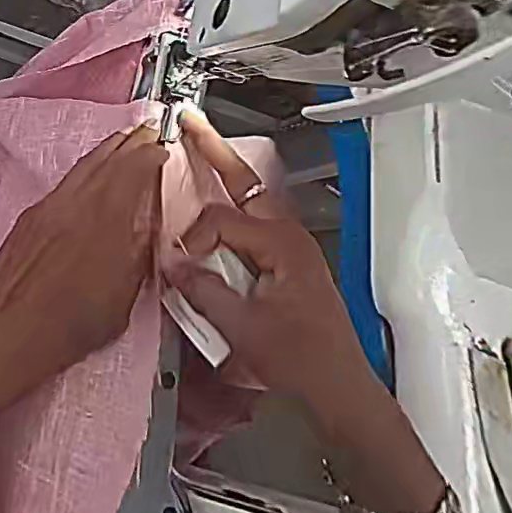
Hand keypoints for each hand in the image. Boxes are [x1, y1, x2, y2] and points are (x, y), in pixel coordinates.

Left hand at [0, 125, 167, 430]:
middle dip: (133, 141)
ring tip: (125, 141)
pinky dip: (87, 166)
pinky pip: (68, 178)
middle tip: (149, 131)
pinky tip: (92, 173)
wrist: (6, 331)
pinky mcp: (33, 213)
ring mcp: (53, 204)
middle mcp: (80, 202)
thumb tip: (150, 227)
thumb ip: (139, 255)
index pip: (135, 169)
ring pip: (86, 163)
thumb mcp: (123, 298)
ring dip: (109, 148)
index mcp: (108, 220)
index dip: (152, 155)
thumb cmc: (67, 325)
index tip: (164, 149)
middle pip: (110, 157)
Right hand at [165, 111, 383, 436]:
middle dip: (214, 150)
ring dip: (224, 173)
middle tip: (191, 124)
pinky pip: (251, 223)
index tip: (179, 264)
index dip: (193, 240)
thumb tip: (173, 263)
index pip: (221, 221)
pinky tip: (215, 204)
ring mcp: (288, 246)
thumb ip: (202, 290)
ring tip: (202, 149)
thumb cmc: (303, 360)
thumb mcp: (243, 327)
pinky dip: (230, 207)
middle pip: (244, 181)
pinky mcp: (284, 261)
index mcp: (281, 243)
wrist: (338, 387)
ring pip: (250, 197)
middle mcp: (287, 235)